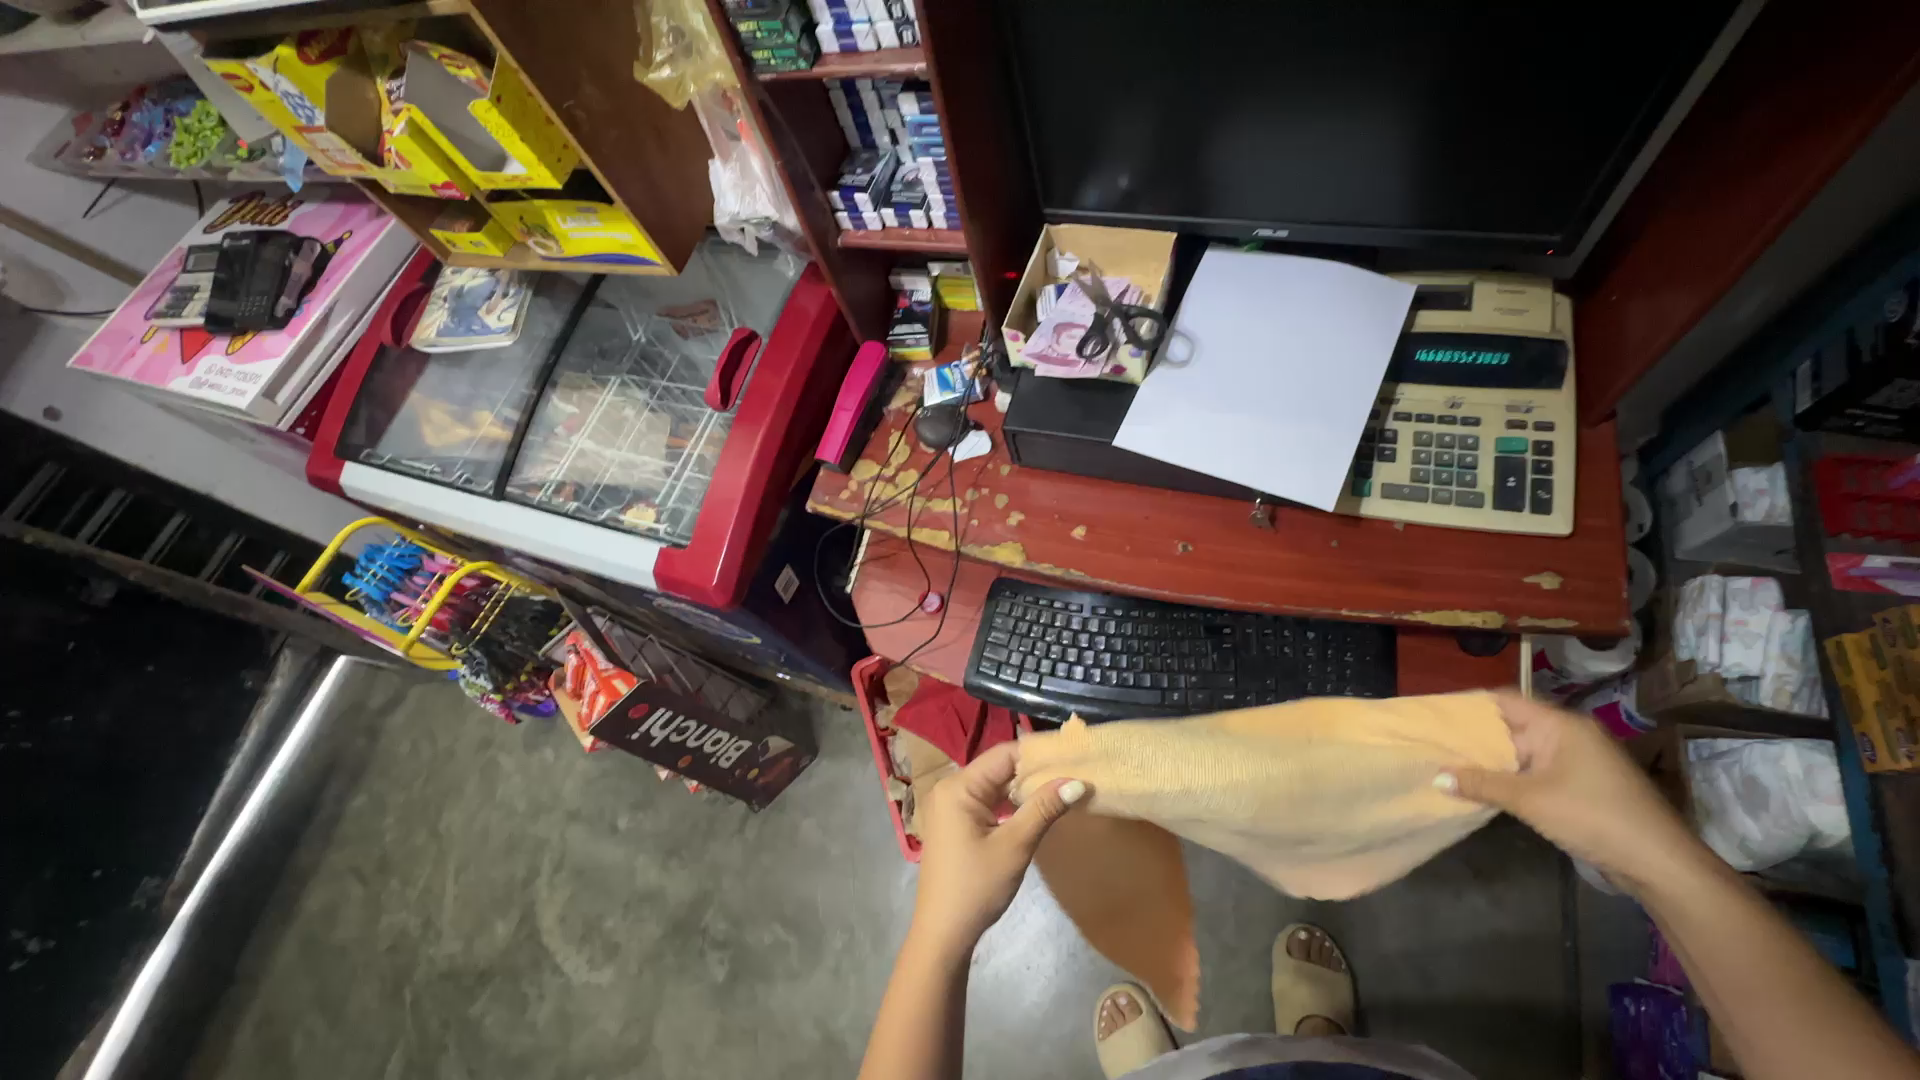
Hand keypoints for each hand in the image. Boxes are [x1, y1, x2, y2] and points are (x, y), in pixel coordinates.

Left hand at [910, 740, 1087, 950]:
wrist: (943, 933)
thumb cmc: (977, 887)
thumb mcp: (1015, 846)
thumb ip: (1043, 808)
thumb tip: (1077, 781)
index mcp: (959, 786)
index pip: (1005, 754)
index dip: (1039, 752)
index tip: (1073, 753)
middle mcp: (950, 788)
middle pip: (999, 767)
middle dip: (1035, 769)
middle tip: (1074, 769)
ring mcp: (950, 806)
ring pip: (994, 784)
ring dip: (1024, 786)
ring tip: (1062, 785)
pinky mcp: (955, 823)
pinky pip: (986, 800)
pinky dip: (1010, 801)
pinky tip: (1035, 806)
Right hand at [1437, 691, 1712, 894]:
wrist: (1660, 863)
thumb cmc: (1593, 816)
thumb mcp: (1529, 800)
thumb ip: (1481, 784)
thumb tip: (1436, 777)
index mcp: (1560, 725)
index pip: (1504, 700)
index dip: (1469, 705)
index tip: (1435, 717)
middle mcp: (1570, 735)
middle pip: (1512, 726)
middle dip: (1475, 737)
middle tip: (1435, 745)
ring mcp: (1579, 760)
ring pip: (1523, 752)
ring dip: (1492, 761)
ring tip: (1450, 767)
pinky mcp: (1583, 784)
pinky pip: (1536, 770)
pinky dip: (1511, 776)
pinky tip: (1486, 788)